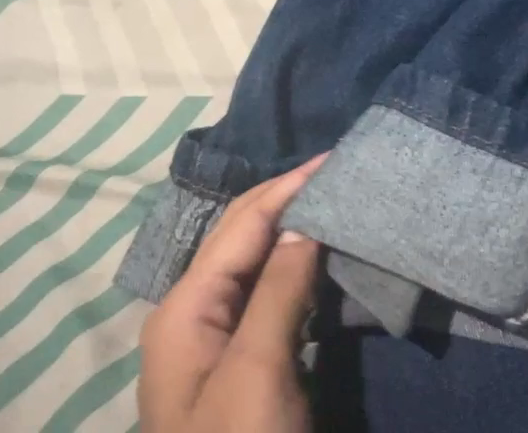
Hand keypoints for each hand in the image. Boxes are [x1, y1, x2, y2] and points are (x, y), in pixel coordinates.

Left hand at [139, 155, 325, 432]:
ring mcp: (214, 338)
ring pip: (255, 261)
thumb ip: (279, 289)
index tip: (338, 156)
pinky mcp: (239, 361)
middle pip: (242, 234)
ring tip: (338, 200)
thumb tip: (304, 222)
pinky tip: (323, 255)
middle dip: (288, 197)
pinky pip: (268, 293)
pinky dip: (296, 264)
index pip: (242, 223)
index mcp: (185, 306)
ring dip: (293, 226)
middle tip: (342, 171)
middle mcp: (193, 311)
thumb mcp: (258, 371)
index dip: (289, 186)